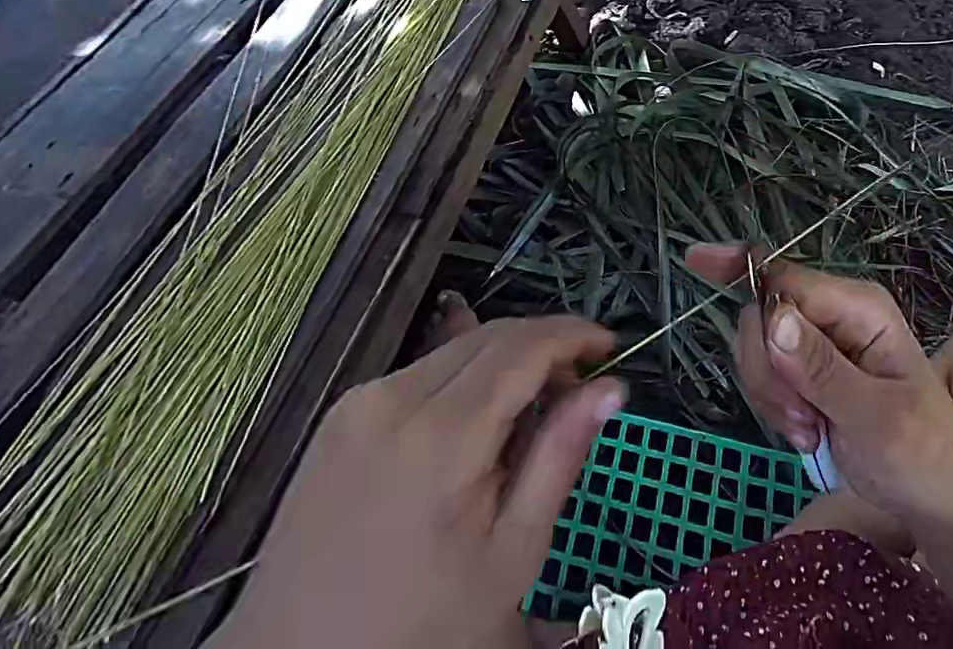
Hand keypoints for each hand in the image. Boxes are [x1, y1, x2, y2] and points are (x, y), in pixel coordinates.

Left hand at [211, 305, 622, 648]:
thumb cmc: (420, 623)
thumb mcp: (511, 552)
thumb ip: (560, 456)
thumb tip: (611, 388)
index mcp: (441, 433)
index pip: (522, 346)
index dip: (572, 333)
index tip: (609, 344)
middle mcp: (394, 395)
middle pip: (490, 335)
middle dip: (544, 345)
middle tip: (579, 386)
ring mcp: (360, 400)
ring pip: (457, 348)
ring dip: (507, 360)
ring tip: (532, 411)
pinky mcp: (341, 412)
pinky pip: (422, 370)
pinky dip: (466, 378)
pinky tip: (478, 424)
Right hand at [684, 244, 952, 523]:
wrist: (933, 498)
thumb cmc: (920, 454)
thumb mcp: (874, 416)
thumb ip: (821, 368)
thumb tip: (773, 317)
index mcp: (857, 307)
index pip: (785, 279)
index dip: (740, 268)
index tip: (694, 260)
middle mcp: (833, 312)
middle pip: (761, 316)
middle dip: (768, 370)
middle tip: (802, 417)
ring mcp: (817, 340)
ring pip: (757, 347)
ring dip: (772, 395)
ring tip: (811, 430)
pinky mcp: (804, 367)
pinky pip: (763, 373)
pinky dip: (773, 406)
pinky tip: (806, 431)